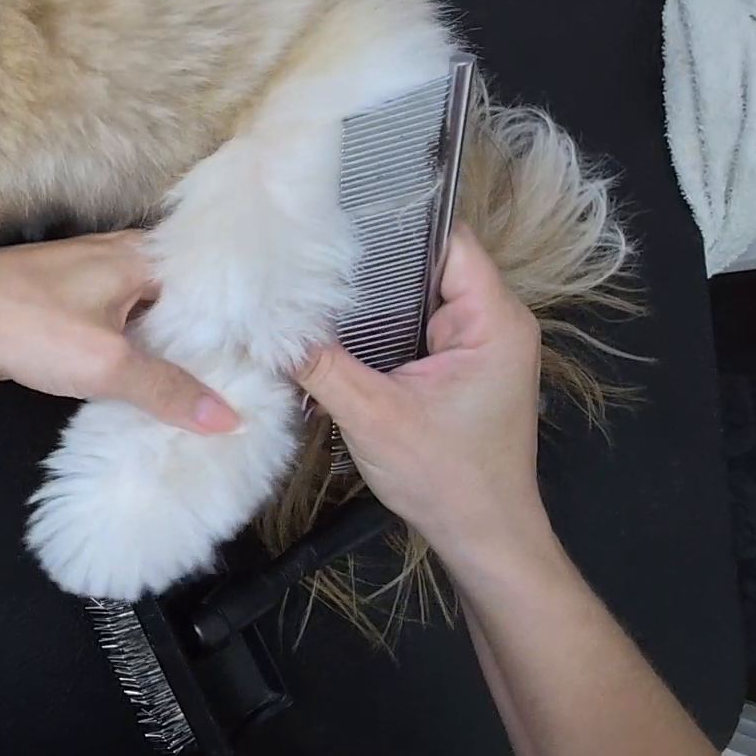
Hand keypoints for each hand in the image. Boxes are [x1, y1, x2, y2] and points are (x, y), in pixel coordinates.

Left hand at [0, 232, 240, 433]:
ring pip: (146, 318)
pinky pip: (115, 331)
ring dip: (165, 350)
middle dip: (205, 340)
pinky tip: (150, 385)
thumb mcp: (108, 362)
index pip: (212, 283)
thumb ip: (168, 390)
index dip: (240, 320)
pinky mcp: (67, 308)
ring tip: (208, 388)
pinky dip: (132, 355)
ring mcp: (91, 283)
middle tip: (246, 379)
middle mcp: (120, 259)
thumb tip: (227, 418)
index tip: (268, 356)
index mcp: (141, 255)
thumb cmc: (29, 324)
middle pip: (180, 302)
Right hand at [293, 227, 556, 569]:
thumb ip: (320, 366)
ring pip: (404, 300)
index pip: (445, 243)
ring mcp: (463, 345)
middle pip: (420, 267)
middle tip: (299, 253)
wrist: (477, 535)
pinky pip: (398, 329)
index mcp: (491, 320)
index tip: (330, 220)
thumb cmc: (445, 476)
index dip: (392, 224)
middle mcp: (484, 323)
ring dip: (359, 299)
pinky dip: (363, 328)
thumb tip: (264, 327)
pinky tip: (320, 326)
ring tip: (301, 283)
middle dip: (362, 262)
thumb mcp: (372, 415)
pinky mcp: (442, 367)